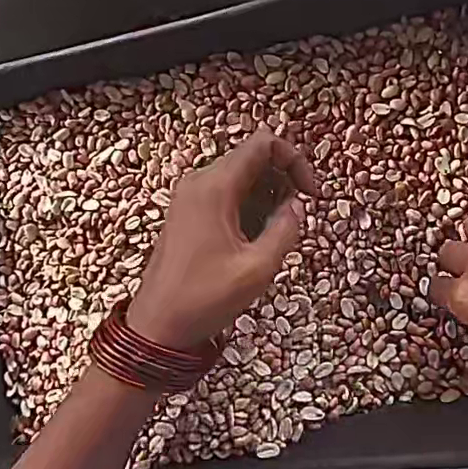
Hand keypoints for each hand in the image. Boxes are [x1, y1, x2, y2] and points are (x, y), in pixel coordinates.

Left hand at [127, 130, 320, 348]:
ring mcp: (190, 197)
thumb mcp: (257, 268)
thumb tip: (297, 206)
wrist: (157, 326)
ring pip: (241, 177)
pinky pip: (226, 195)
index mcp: (214, 187)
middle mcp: (199, 182)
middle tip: (296, 218)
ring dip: (267, 196)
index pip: (263, 143)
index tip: (310, 193)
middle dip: (283, 180)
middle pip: (252, 157)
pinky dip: (248, 207)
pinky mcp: (188, 213)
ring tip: (275, 235)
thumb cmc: (203, 299)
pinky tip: (255, 240)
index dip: (295, 160)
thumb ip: (286, 229)